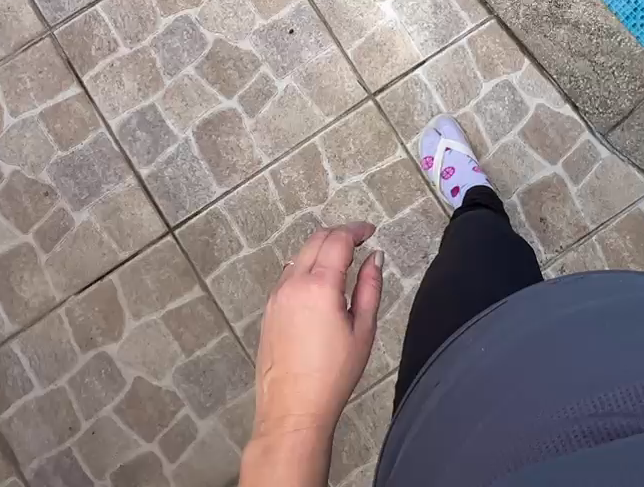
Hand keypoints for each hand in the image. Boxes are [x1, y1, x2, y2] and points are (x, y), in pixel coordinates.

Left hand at [252, 222, 383, 444]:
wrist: (292, 412)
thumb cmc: (333, 375)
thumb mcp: (363, 329)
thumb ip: (370, 286)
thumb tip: (374, 257)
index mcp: (319, 286)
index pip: (338, 240)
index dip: (357, 230)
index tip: (371, 232)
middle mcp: (293, 284)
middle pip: (316, 239)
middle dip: (340, 234)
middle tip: (360, 240)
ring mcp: (276, 296)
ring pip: (300, 254)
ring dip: (322, 247)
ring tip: (343, 260)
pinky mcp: (269, 310)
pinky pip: (289, 273)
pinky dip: (307, 265)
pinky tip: (321, 282)